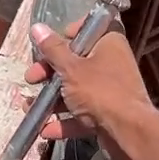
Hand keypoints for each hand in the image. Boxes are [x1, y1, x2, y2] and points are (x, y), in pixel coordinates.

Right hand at [24, 21, 157, 141]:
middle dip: (49, 73)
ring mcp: (110, 91)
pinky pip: (81, 114)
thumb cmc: (99, 91)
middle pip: (75, 63)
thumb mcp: (70, 68)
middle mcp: (111, 64)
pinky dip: (64, 121)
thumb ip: (52, 50)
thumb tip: (37, 28)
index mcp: (108, 44)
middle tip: (31, 78)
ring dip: (52, 100)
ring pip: (76, 91)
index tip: (49, 46)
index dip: (66, 36)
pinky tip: (45, 129)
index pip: (87, 30)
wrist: (128, 131)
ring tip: (30, 107)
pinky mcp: (107, 114)